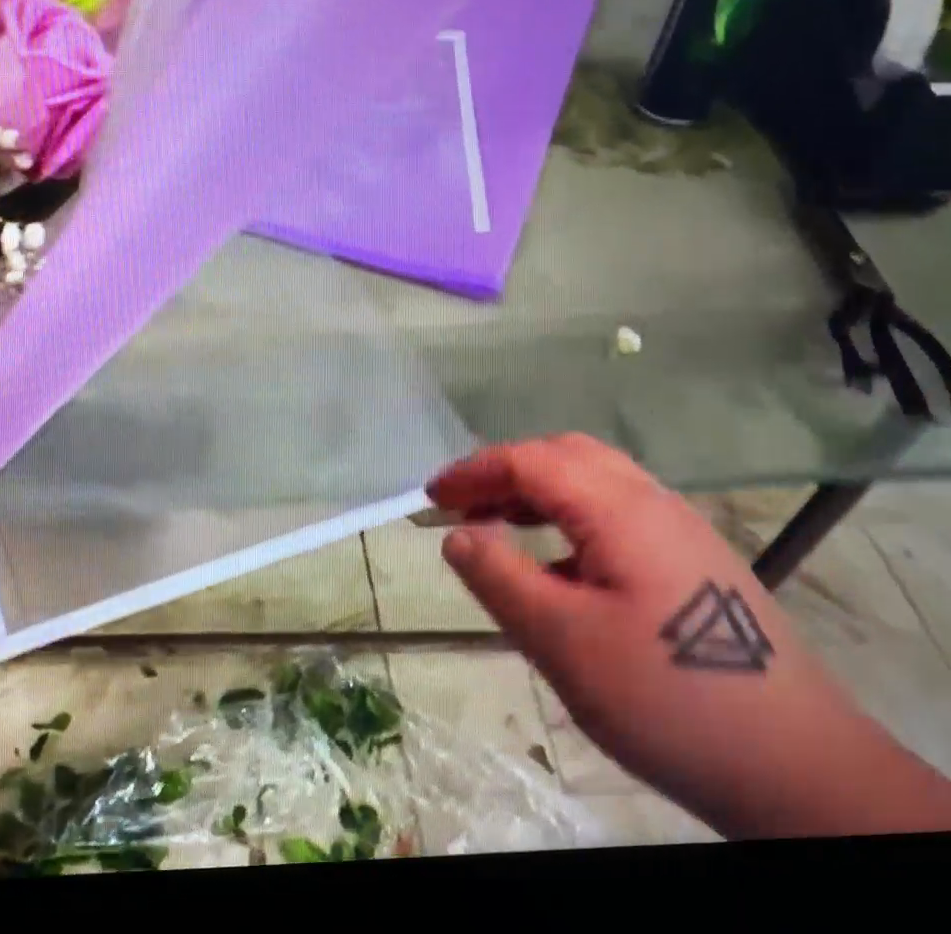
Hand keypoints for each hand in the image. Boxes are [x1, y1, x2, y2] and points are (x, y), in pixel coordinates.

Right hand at [426, 434, 950, 838]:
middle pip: (570, 456)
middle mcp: (660, 509)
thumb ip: (496, 575)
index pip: (532, 461)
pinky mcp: (698, 570)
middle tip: (460, 504)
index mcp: (623, 514)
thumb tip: (456, 533)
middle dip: (505, 470)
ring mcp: (687, 539)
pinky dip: (569, 518)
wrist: (796, 767)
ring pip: (599, 484)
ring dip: (538, 491)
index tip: (428, 499)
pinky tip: (554, 567)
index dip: (473, 471)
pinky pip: (620, 517)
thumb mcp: (556, 637)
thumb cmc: (662, 694)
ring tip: (495, 527)